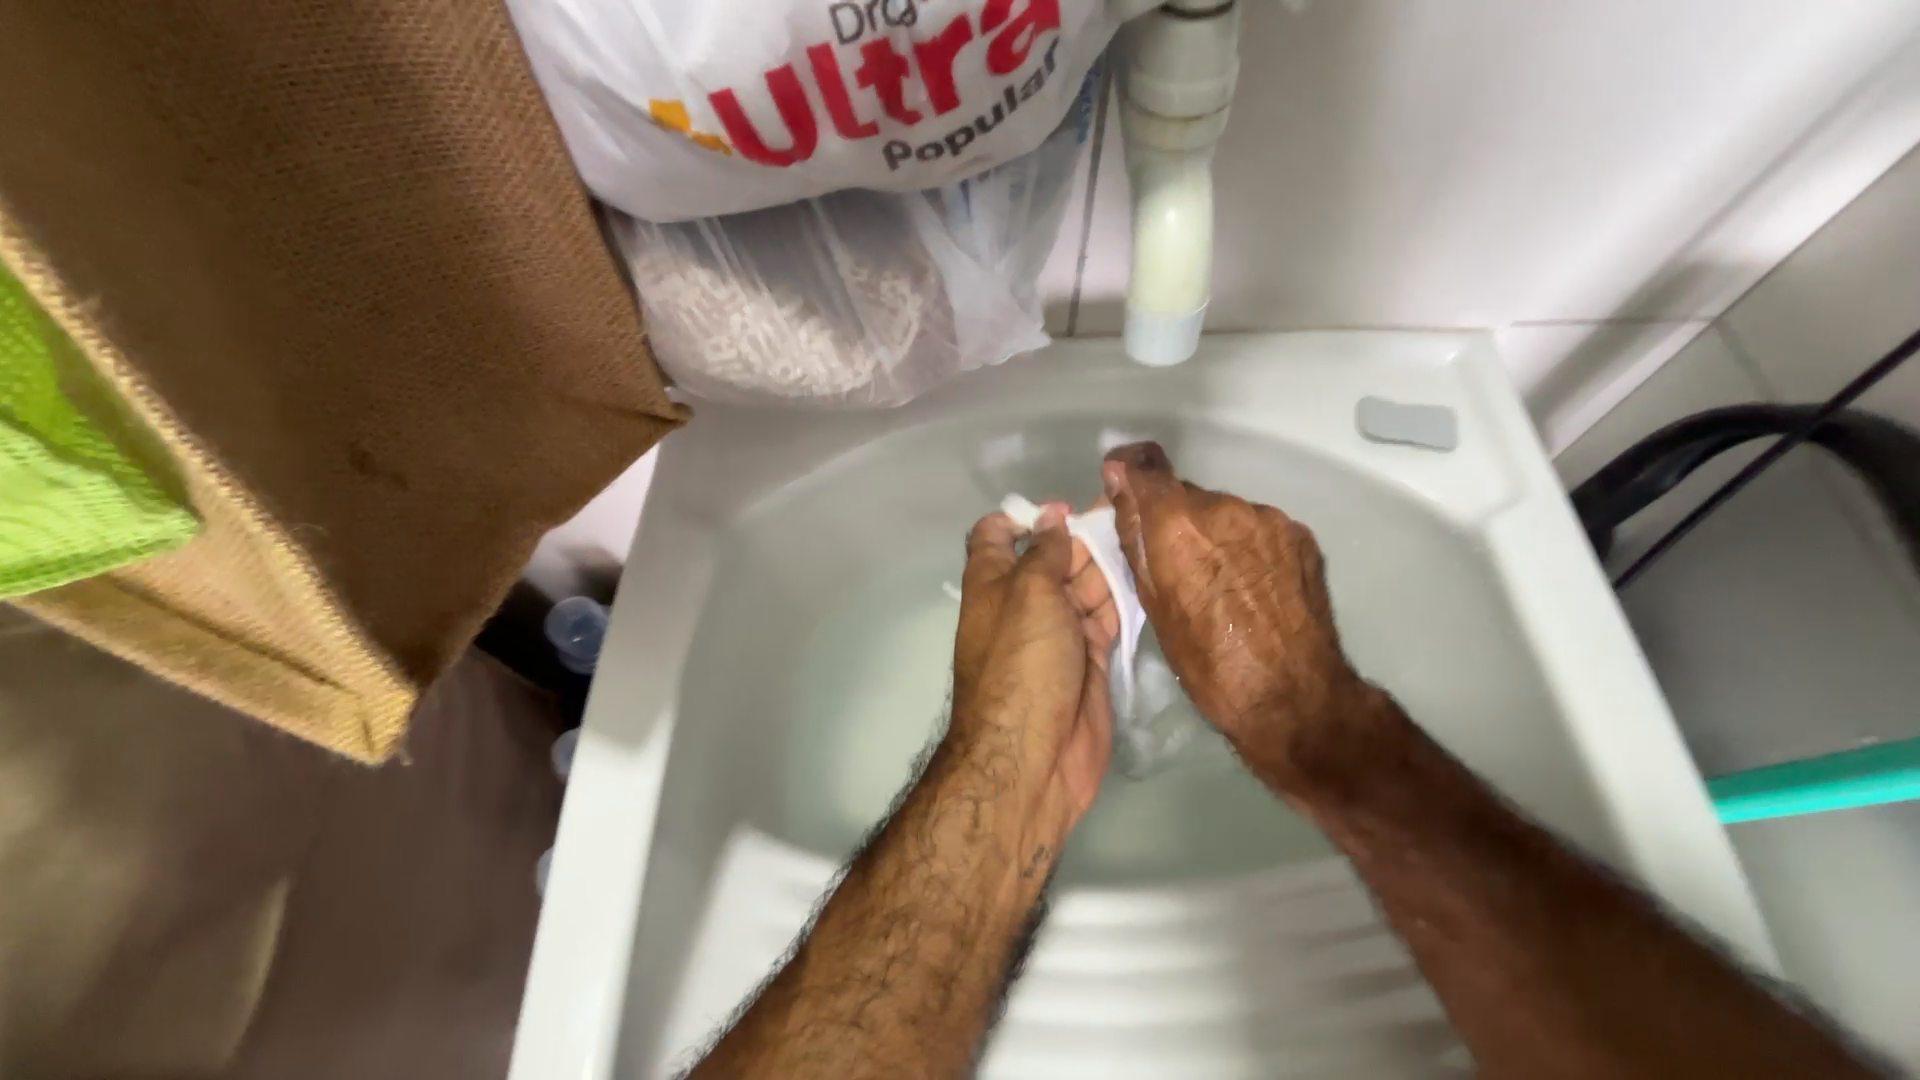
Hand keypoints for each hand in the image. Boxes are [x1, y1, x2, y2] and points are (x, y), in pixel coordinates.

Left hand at [950, 504, 1119, 833]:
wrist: (1032, 756)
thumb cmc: (1022, 662)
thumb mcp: (1029, 594)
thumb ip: (1044, 554)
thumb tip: (1050, 521)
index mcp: (994, 582)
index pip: (997, 536)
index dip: (1025, 517)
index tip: (1062, 509)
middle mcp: (1024, 604)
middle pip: (1052, 558)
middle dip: (1082, 537)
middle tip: (1127, 513)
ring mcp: (1057, 633)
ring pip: (1084, 587)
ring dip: (1108, 565)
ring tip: (1148, 536)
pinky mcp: (1087, 661)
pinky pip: (1106, 620)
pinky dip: (1122, 600)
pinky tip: (1148, 575)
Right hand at [1102, 442, 1373, 786]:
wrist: (1295, 697)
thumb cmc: (1208, 663)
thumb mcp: (1154, 605)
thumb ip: (1134, 536)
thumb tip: (1118, 482)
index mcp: (1179, 524)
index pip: (1145, 465)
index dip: (1129, 471)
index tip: (1123, 490)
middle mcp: (1225, 507)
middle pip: (1186, 496)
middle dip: (1175, 522)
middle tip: (1178, 569)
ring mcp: (1269, 519)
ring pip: (1224, 514)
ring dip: (1214, 536)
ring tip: (1222, 586)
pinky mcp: (1301, 535)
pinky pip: (1258, 529)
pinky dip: (1247, 548)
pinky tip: (1253, 588)